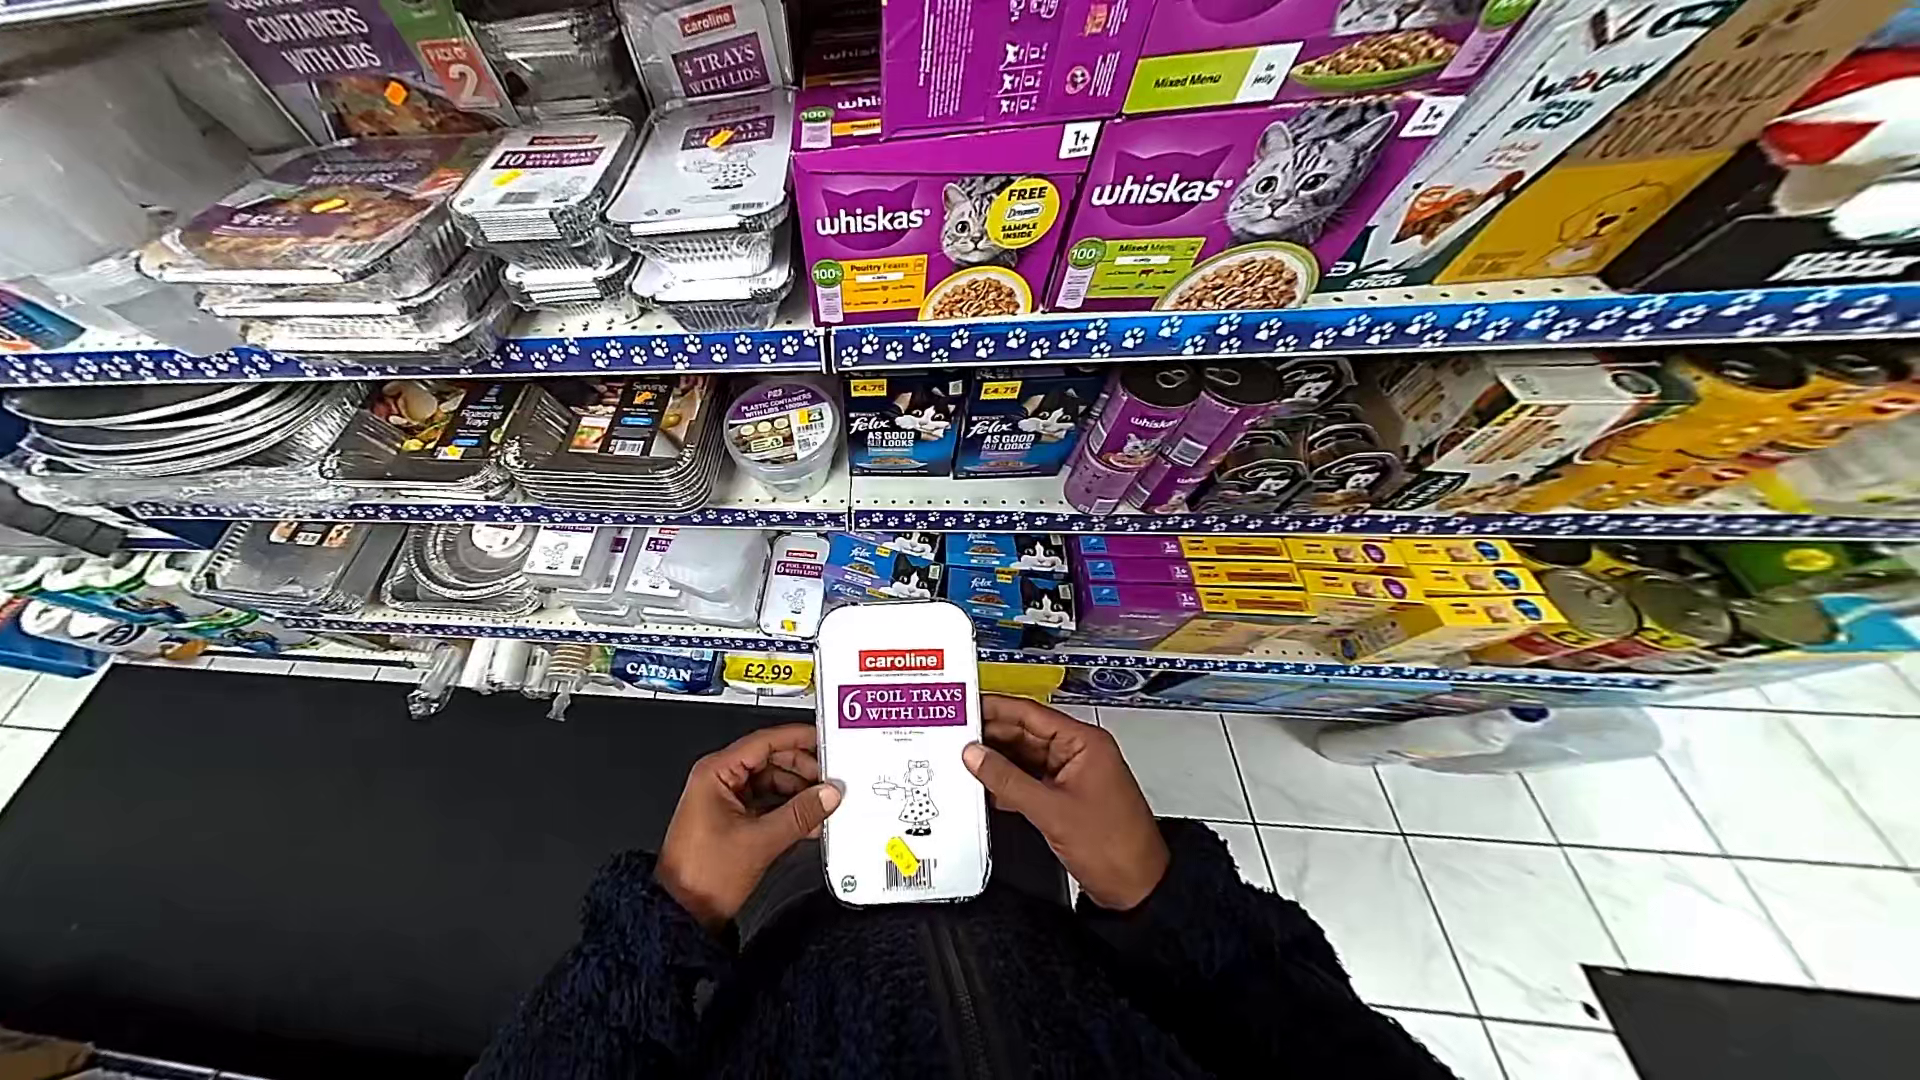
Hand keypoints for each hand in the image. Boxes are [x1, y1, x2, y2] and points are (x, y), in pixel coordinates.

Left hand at [656, 724, 841, 931]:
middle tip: (828, 778)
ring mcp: (726, 799)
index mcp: (715, 773)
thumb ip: (800, 813)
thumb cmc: (699, 876)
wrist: (681, 917)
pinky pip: (768, 801)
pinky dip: (788, 808)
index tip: (822, 740)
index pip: (765, 741)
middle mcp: (719, 780)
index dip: (798, 738)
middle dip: (803, 770)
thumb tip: (827, 794)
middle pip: (772, 760)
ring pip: (773, 781)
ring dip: (798, 792)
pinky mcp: (733, 817)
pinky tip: (808, 819)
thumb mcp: (760, 840)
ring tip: (821, 803)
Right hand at [962, 695, 1168, 911]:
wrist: (1137, 891)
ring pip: (1025, 757)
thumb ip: (1008, 780)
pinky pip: (1030, 778)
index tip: (970, 705)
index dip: (997, 708)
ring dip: (998, 760)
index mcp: (1084, 742)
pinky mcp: (1065, 796)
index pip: (1032, 713)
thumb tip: (976, 755)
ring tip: (965, 757)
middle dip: (992, 735)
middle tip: (958, 733)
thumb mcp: (1052, 810)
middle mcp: (1078, 752)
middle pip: (1026, 733)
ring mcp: (1072, 774)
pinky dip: (1009, 781)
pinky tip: (986, 785)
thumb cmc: (1116, 848)